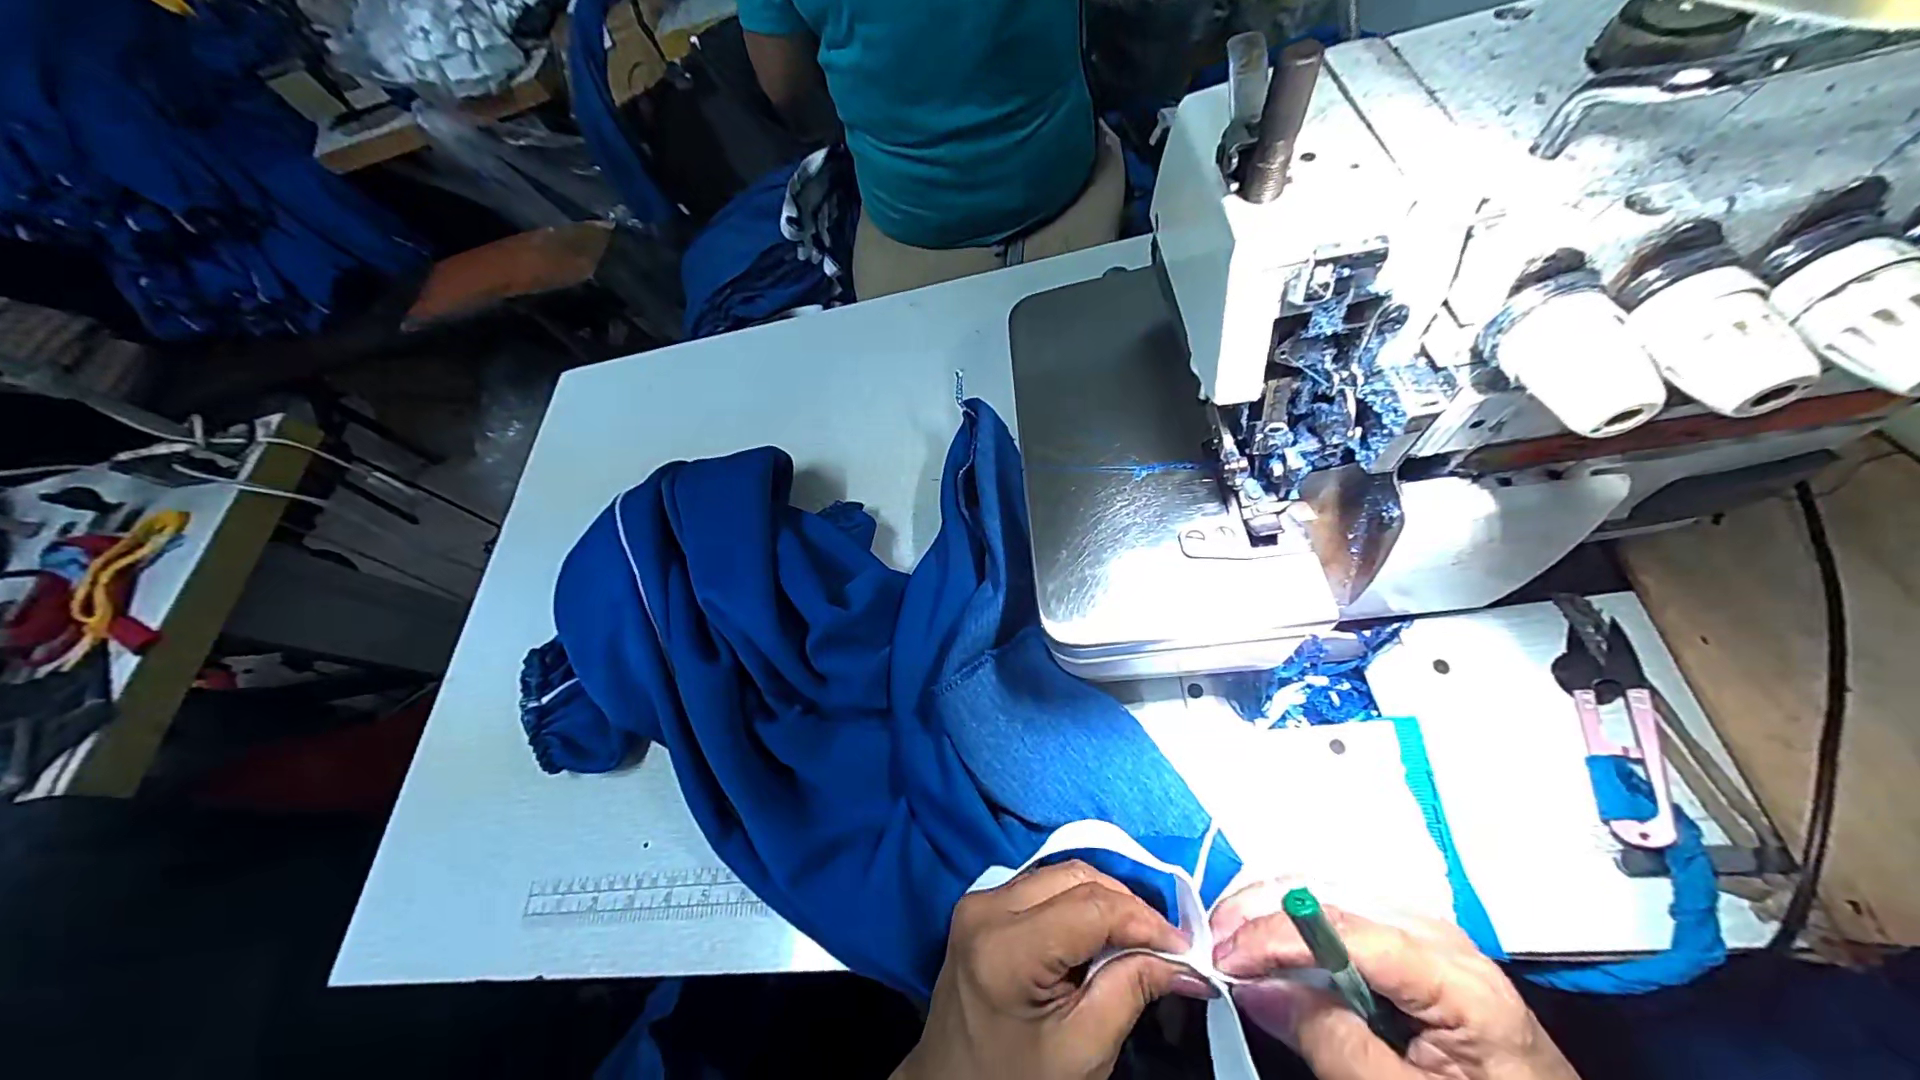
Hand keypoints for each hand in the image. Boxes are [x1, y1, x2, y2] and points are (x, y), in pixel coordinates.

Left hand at [897, 860, 1215, 1079]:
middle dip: (1127, 906)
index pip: (1090, 907)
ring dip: (1105, 900)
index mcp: (1005, 947)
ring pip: (1060, 874)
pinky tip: (1100, 933)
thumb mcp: (1082, 1050)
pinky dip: (1079, 901)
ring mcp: (980, 900)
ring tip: (1138, 940)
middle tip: (1165, 946)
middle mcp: (987, 906)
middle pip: (1075, 878)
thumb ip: (1130, 990)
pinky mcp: (982, 903)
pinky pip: (1043, 884)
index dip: (1145, 921)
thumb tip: (1183, 961)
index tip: (1186, 950)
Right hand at [1208, 882, 1579, 1079]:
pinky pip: (1337, 911)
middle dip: (1261, 910)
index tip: (1224, 961)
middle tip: (1214, 945)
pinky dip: (1291, 920)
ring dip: (1269, 909)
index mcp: (1456, 978)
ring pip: (1327, 891)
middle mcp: (1439, 933)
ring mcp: (1424, 931)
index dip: (1274, 937)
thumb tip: (1252, 988)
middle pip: (1330, 892)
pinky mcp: (1408, 941)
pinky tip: (1266, 941)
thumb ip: (1331, 1044)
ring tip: (1230, 940)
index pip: (1345, 929)